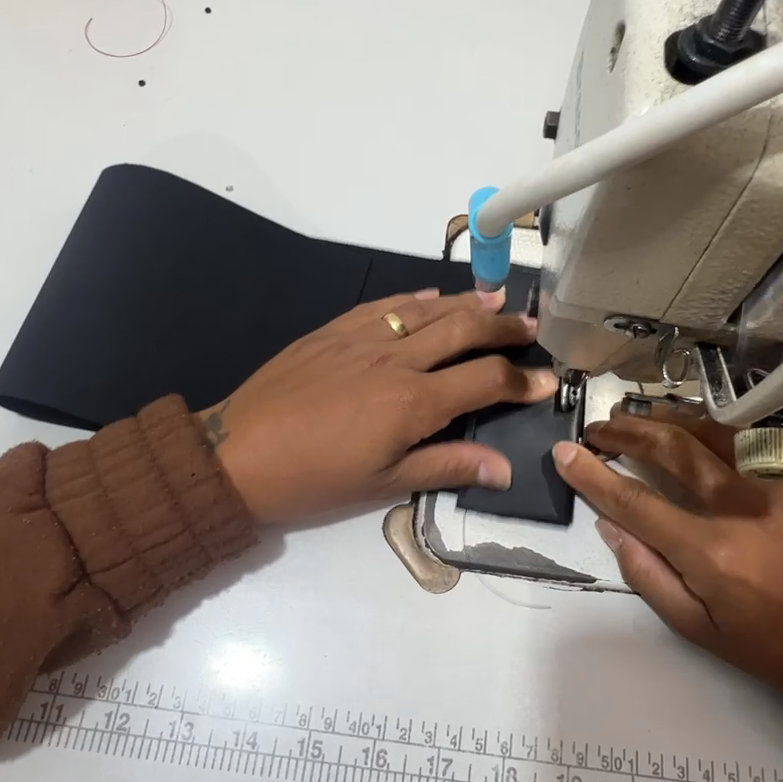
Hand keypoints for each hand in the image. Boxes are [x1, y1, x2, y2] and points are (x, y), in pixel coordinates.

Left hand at [202, 288, 556, 524]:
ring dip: (466, 304)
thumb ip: (447, 467)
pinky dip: (417, 299)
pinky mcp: (334, 329)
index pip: (484, 381)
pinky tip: (432, 297)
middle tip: (530, 327)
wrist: (237, 453)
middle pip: (464, 331)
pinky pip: (386, 304)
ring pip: (428, 309)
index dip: (521, 380)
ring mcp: (363, 337)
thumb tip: (504, 469)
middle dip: (503, 328)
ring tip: (496, 301)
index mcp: (413, 402)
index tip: (546, 379)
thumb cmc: (313, 479)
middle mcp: (396, 358)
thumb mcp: (383, 484)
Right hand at [552, 416, 782, 703]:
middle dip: (626, 432)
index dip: (593, 475)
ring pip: (712, 430)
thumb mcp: (700, 631)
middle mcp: (744, 506)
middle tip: (599, 429)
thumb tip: (610, 526)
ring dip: (667, 418)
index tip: (565, 453)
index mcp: (712, 552)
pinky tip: (697, 430)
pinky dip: (715, 431)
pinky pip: (753, 442)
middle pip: (671, 449)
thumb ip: (647, 575)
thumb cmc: (776, 649)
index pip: (635, 502)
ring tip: (639, 415)